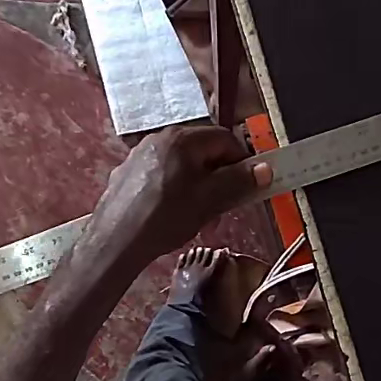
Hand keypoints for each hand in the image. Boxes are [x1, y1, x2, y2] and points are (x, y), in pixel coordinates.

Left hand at [81, 125, 272, 273]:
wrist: (115, 241)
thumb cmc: (166, 216)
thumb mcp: (209, 200)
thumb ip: (238, 181)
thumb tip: (265, 169)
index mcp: (182, 139)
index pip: (225, 139)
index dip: (242, 162)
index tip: (248, 186)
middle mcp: (159, 138)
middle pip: (203, 151)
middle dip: (219, 176)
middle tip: (224, 205)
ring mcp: (140, 155)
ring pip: (182, 164)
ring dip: (198, 185)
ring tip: (198, 215)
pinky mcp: (127, 173)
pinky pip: (162, 174)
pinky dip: (175, 189)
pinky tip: (171, 214)